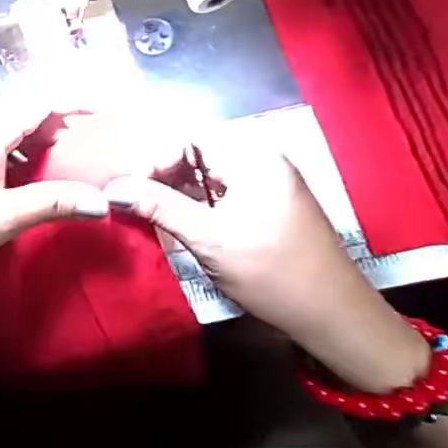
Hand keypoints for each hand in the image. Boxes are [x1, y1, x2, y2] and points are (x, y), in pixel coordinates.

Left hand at [0, 99, 110, 305]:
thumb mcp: (0, 220)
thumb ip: (52, 204)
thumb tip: (103, 203)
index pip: (44, 94)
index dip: (83, 96)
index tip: (114, 108)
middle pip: (31, 104)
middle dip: (69, 118)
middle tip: (101, 140)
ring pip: (14, 124)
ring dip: (47, 138)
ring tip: (76, 161)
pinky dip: (26, 153)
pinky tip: (36, 178)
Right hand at [103, 133, 427, 392]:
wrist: (333, 313)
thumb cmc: (272, 274)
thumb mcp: (209, 240)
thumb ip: (160, 208)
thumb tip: (114, 188)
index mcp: (254, 156)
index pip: (191, 134)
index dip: (156, 157)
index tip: (132, 189)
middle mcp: (265, 159)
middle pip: (202, 150)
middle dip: (166, 173)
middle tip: (140, 203)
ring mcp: (271, 181)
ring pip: (213, 172)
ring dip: (182, 189)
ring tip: (156, 214)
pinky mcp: (272, 204)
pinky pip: (228, 189)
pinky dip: (203, 201)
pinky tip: (186, 222)